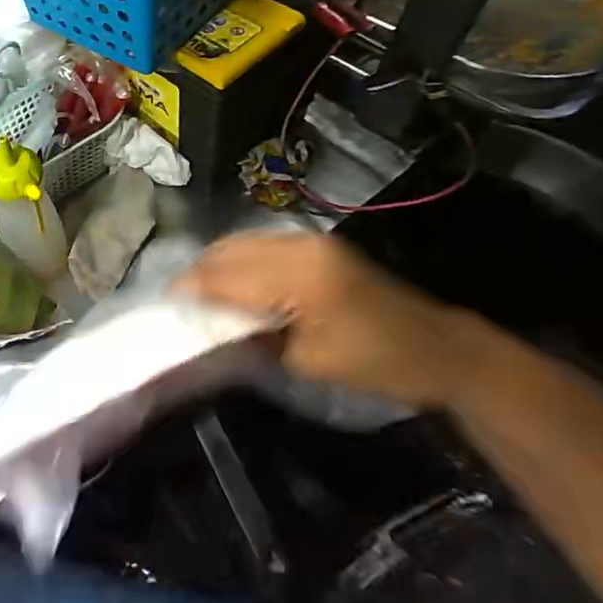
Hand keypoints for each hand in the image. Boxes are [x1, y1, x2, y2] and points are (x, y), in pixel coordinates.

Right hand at [178, 231, 488, 407]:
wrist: (438, 346)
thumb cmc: (377, 362)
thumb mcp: (310, 362)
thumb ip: (257, 339)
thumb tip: (214, 330)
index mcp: (299, 274)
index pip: (228, 274)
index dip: (192, 288)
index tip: (164, 306)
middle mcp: (299, 244)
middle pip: (229, 248)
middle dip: (198, 272)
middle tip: (176, 302)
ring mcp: (310, 239)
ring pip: (243, 241)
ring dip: (216, 264)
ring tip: (198, 294)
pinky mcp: (317, 245)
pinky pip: (262, 244)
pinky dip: (239, 261)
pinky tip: (232, 284)